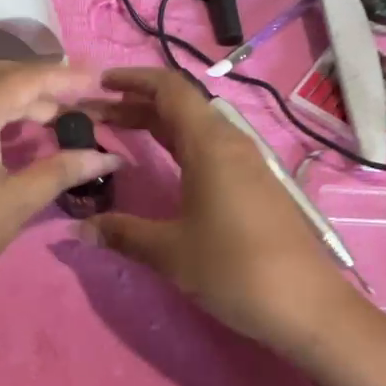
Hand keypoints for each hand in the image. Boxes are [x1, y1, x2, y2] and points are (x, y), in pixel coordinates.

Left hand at [0, 47, 121, 323]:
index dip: (66, 79)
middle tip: (74, 109)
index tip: (97, 80)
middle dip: (40, 87)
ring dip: (4, 83)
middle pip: (0, 74)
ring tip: (37, 107)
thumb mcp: (16, 202)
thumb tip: (109, 156)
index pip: (29, 80)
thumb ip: (62, 169)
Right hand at [79, 68, 355, 358]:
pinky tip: (161, 167)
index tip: (100, 84)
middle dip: (136, 104)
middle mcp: (230, 144)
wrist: (307, 306)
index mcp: (210, 144)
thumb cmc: (234, 268)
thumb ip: (121, 233)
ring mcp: (247, 165)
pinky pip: (209, 150)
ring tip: (120, 133)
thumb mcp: (169, 252)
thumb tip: (78, 230)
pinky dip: (177, 146)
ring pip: (196, 129)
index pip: (170, 89)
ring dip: (157, 125)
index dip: (133, 80)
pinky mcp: (254, 186)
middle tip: (96, 115)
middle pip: (181, 106)